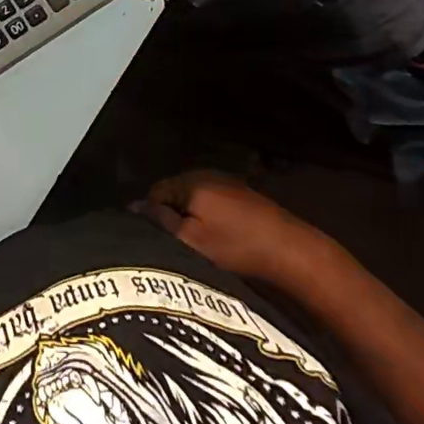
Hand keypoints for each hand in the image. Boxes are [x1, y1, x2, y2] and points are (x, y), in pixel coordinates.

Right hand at [135, 171, 324, 282]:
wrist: (290, 250)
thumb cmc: (236, 247)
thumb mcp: (191, 240)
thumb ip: (160, 220)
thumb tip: (133, 206)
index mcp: (190, 181)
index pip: (154, 193)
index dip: (152, 217)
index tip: (160, 241)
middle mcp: (205, 173)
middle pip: (173, 192)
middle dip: (171, 214)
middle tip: (179, 244)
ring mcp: (226, 180)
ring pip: (193, 197)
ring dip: (191, 216)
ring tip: (199, 243)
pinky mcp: (242, 191)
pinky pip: (212, 199)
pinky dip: (209, 214)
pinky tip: (219, 235)